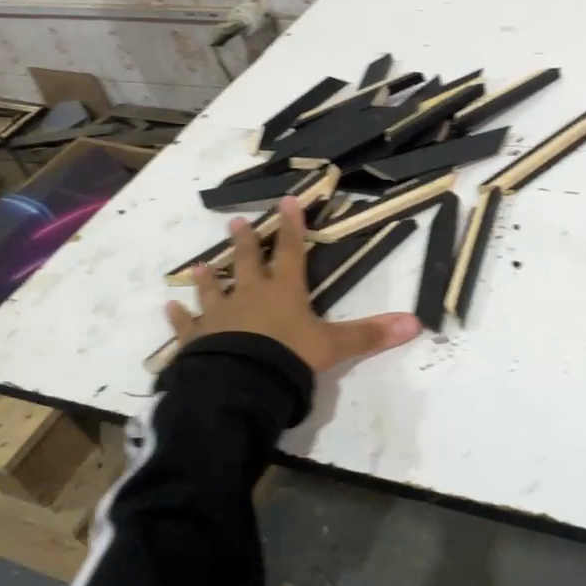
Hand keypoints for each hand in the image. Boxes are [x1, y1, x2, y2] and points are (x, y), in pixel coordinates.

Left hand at [168, 196, 420, 373]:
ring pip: (212, 291)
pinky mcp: (196, 341)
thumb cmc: (287, 359)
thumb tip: (416, 323)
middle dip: (244, 243)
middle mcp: (249, 297)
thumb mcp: (334, 348)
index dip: (290, 227)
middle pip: (247, 263)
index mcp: (284, 293)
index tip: (286, 201)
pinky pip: (185, 327)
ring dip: (207, 277)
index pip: (289, 252)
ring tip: (200, 265)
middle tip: (234, 224)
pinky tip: (169, 309)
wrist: (239, 384)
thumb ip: (370, 335)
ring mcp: (218, 317)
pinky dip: (178, 319)